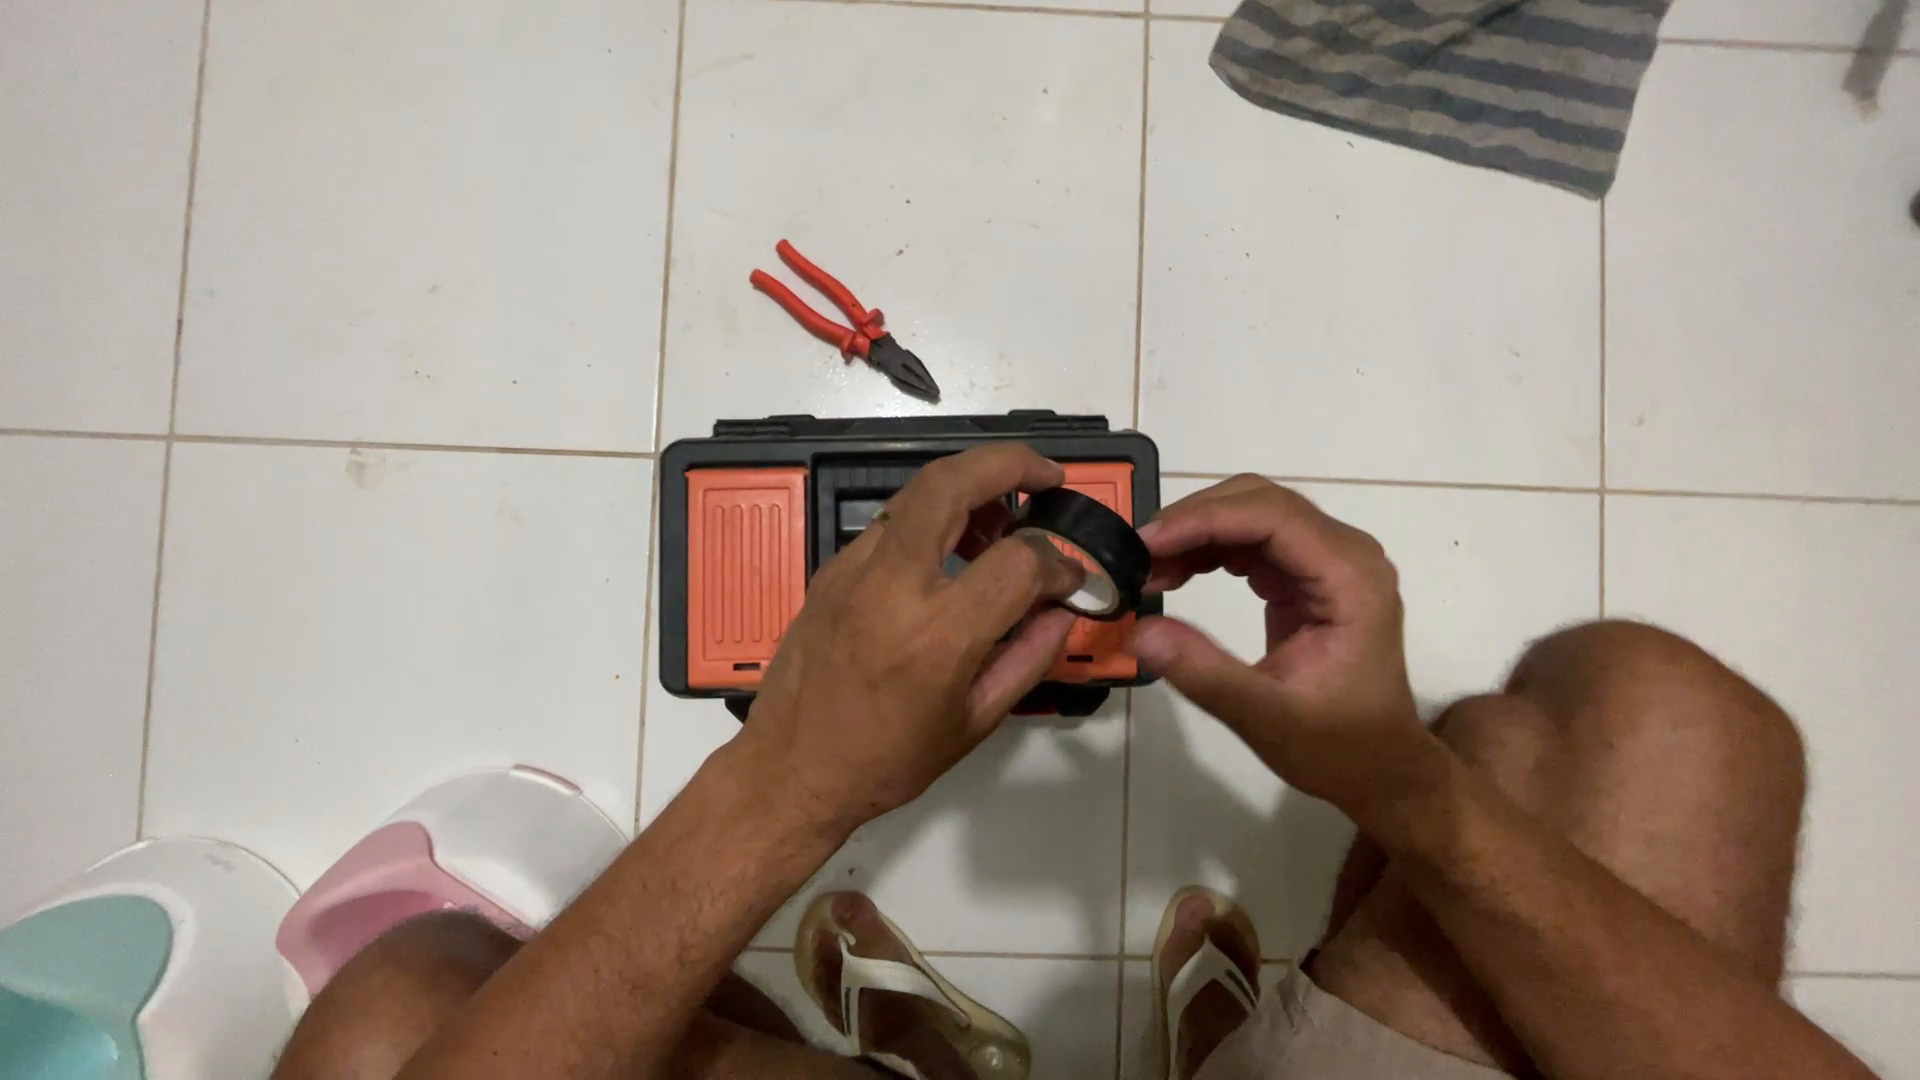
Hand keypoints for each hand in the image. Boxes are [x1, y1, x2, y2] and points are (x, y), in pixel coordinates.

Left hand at [733, 444, 1085, 833]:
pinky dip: (932, 518)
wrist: (791, 770)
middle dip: (1009, 462)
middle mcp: (892, 586)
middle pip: (952, 483)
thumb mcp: (976, 721)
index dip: (1058, 561)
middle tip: (1046, 475)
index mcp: (938, 636)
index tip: (1069, 576)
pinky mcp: (831, 570)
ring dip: (969, 484)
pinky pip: (891, 524)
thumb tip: (1064, 607)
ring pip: (916, 492)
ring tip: (1001, 517)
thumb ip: (1030, 656)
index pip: (1017, 561)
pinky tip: (949, 551)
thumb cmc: (889, 759)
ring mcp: (853, 570)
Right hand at [1128, 475, 1444, 822]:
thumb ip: (1204, 672)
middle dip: (1194, 519)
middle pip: (1260, 502)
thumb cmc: (1336, 745)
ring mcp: (1327, 560)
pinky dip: (1207, 549)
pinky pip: (1250, 539)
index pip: (1273, 518)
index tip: (1147, 543)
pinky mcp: (1306, 573)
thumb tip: (1137, 632)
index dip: (1204, 520)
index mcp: (1350, 579)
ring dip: (1196, 532)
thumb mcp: (1266, 717)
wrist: (1379, 767)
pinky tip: (1175, 575)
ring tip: (1148, 570)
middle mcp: (1345, 554)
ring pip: (1251, 513)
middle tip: (1138, 554)